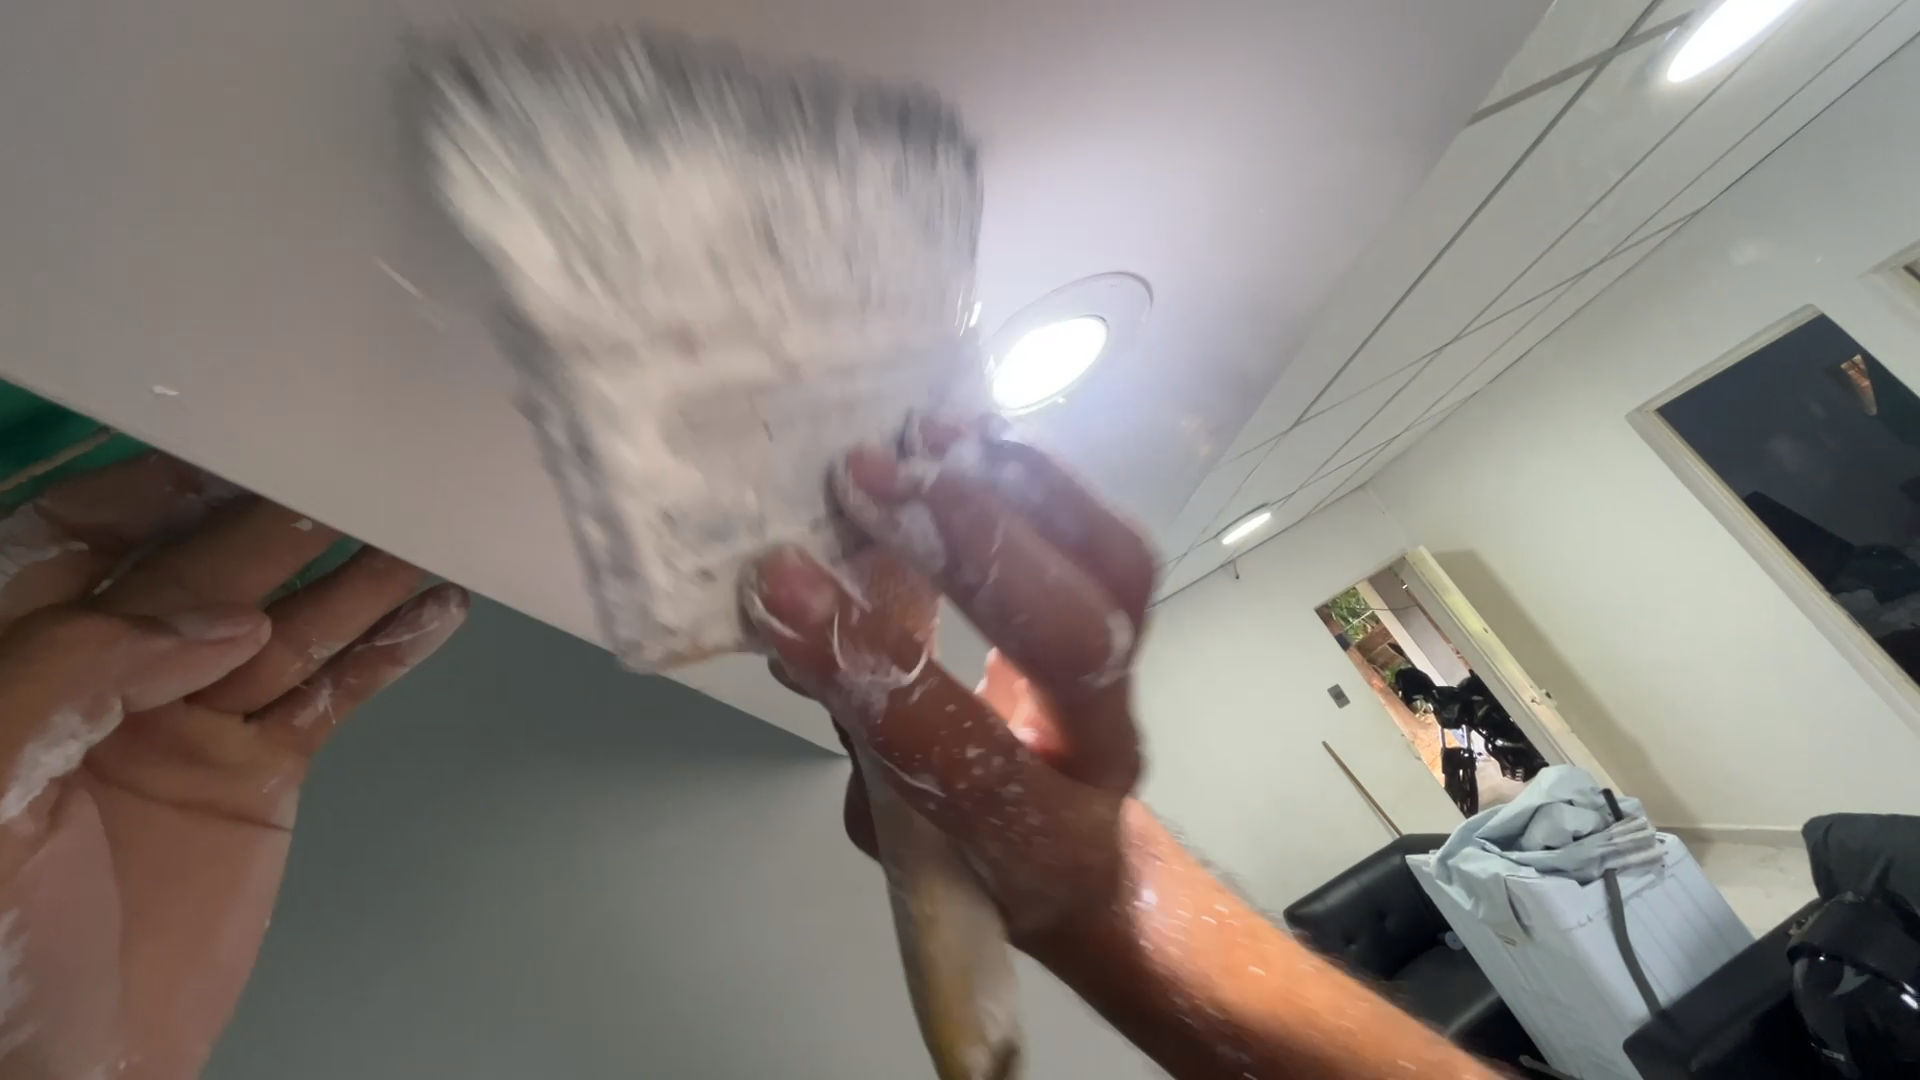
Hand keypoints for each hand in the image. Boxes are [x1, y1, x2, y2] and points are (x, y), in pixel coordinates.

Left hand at [0, 453, 468, 1079]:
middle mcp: (102, 679)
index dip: (164, 490)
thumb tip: (216, 620)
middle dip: (296, 528)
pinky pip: (339, 690)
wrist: (57, 1074)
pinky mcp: (265, 763)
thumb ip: (66, 684)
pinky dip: (392, 649)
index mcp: (5, 668)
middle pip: (215, 576)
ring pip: (297, 627)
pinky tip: (436, 610)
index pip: (80, 542)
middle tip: (375, 485)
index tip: (251, 451)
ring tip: (434, 535)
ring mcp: (192, 720)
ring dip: (368, 580)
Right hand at [746, 418, 1154, 946]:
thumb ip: (861, 726)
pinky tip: (976, 436)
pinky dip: (1042, 480)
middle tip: (869, 479)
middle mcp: (1105, 749)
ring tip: (928, 434)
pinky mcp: (1130, 626)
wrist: (1075, 854)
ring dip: (1017, 490)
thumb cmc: (977, 852)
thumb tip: (797, 616)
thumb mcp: (900, 826)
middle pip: (1079, 643)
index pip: (959, 749)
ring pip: (1116, 571)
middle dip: (972, 548)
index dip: (868, 665)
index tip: (783, 582)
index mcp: (1039, 833)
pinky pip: (1108, 541)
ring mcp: (1130, 682)